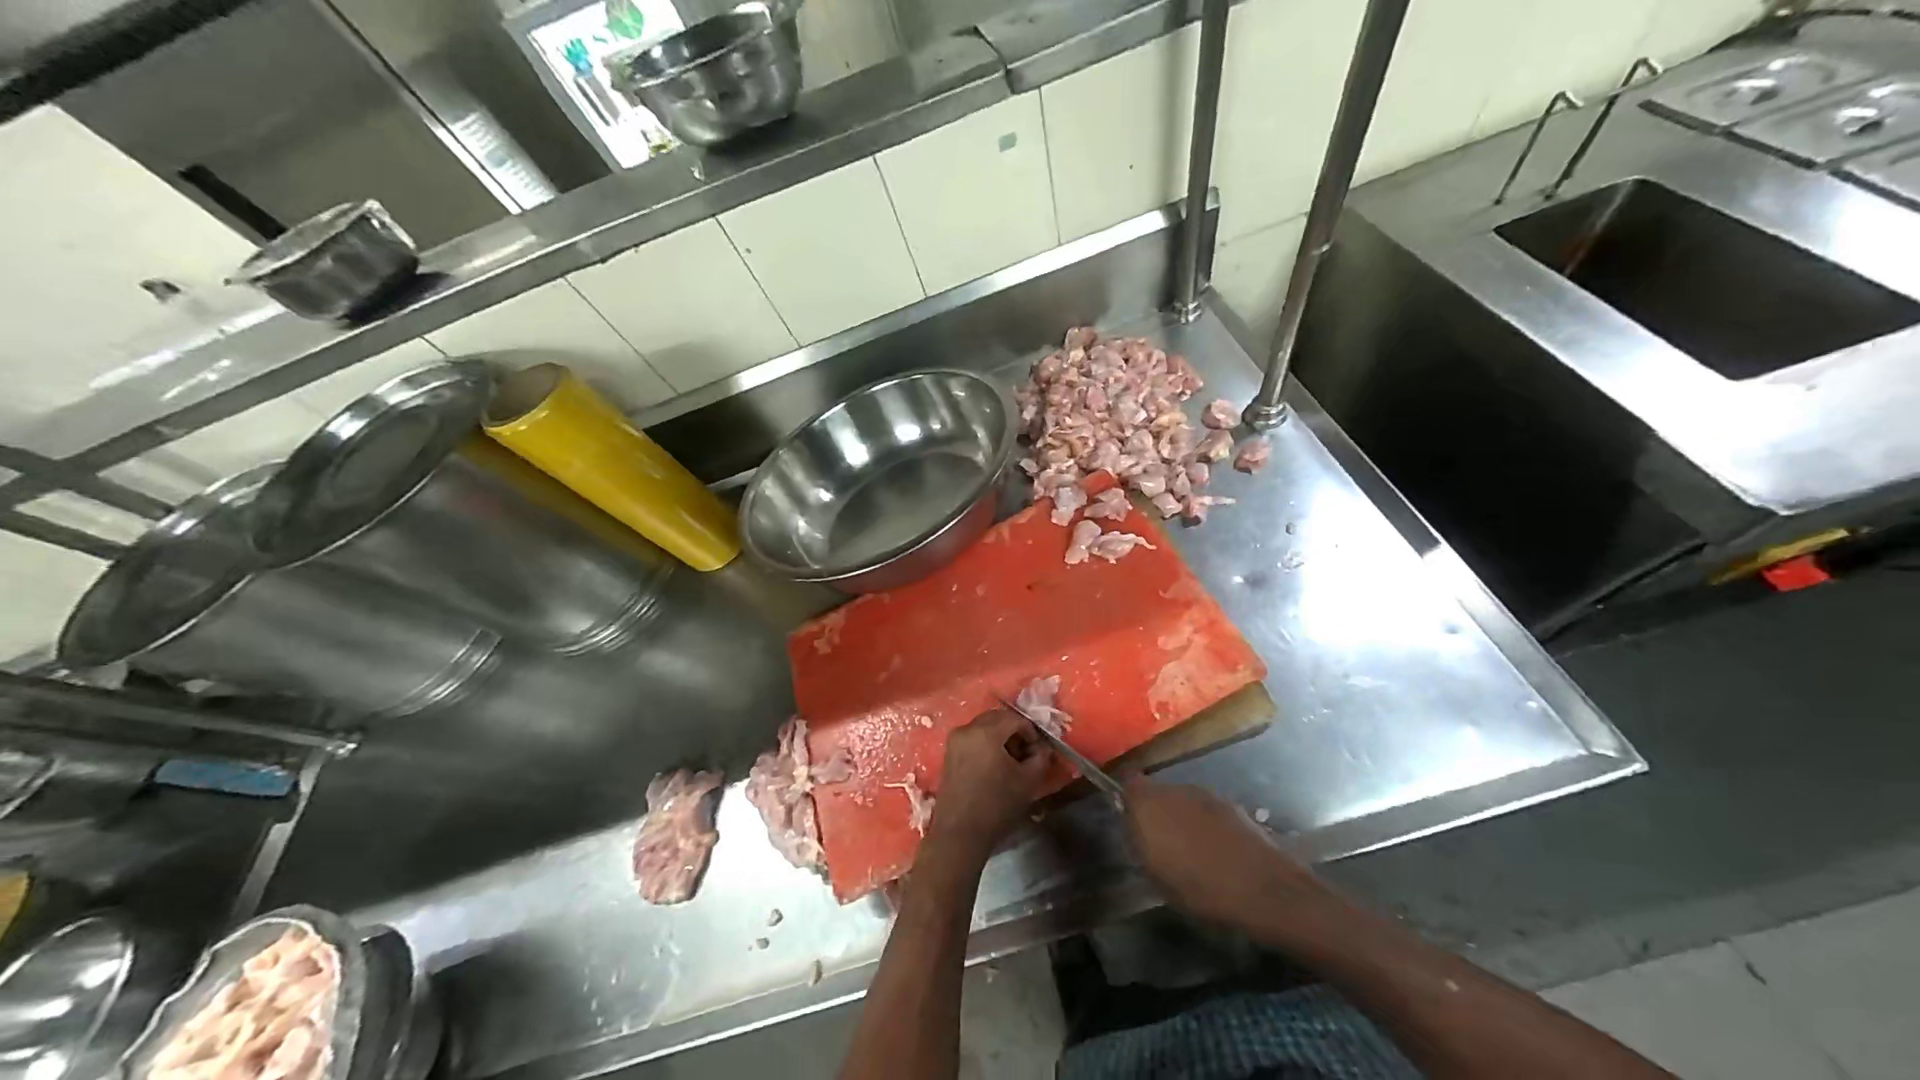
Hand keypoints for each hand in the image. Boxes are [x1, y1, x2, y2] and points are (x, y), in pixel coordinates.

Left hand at [930, 710, 1052, 853]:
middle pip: (997, 719)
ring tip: (1011, 761)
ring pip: (983, 728)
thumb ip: (1041, 757)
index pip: (1015, 718)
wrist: (960, 832)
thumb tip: (1042, 748)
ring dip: (1000, 737)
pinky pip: (972, 739)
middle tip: (1026, 753)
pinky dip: (986, 745)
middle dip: (1014, 731)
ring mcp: (954, 741)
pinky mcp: (948, 754)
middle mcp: (967, 729)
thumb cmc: (997, 805)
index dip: (1031, 731)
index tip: (1038, 750)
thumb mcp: (1028, 781)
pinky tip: (994, 767)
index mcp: (986, 732)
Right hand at [1123, 778, 1339, 932]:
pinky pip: (1207, 811)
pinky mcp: (1233, 806)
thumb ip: (1140, 844)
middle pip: (1156, 792)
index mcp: (1150, 803)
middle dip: (1155, 811)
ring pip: (1183, 801)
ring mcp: (1207, 795)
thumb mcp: (1156, 876)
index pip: (1128, 784)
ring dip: (1181, 818)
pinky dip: (1206, 825)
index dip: (1127, 800)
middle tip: (1158, 842)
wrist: (1266, 890)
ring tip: (1188, 851)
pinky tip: (1215, 854)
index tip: (1128, 823)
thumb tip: (1134, 827)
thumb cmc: (1201, 889)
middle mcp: (1176, 789)